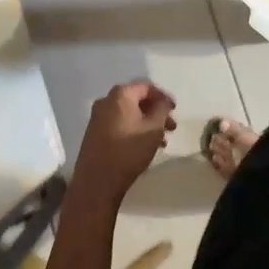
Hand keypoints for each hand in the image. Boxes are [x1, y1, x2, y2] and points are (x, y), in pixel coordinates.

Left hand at [72, 79, 176, 210]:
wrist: (97, 181)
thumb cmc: (128, 151)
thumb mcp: (154, 129)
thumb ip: (162, 110)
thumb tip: (163, 102)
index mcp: (120, 95)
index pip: (146, 86)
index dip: (163, 96)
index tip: (175, 110)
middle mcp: (106, 101)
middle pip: (136, 99)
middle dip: (155, 111)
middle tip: (171, 126)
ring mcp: (97, 117)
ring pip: (128, 113)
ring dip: (146, 122)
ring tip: (162, 140)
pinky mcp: (94, 132)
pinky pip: (119, 123)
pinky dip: (134, 129)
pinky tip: (144, 145)